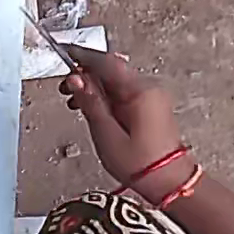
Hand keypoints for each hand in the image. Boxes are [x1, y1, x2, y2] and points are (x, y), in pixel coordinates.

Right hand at [60, 43, 188, 199]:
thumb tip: (75, 79)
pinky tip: (93, 108)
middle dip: (85, 74)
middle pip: (111, 70)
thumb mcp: (106, 133)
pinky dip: (105, 95)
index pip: (105, 62)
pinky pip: (123, 92)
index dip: (82, 56)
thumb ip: (90, 102)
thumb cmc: (140, 163)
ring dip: (93, 86)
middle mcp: (147, 89)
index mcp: (138, 91)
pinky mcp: (149, 106)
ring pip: (115, 81)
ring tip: (75, 101)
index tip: (64, 52)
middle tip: (65, 88)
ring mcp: (150, 97)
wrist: (168, 182)